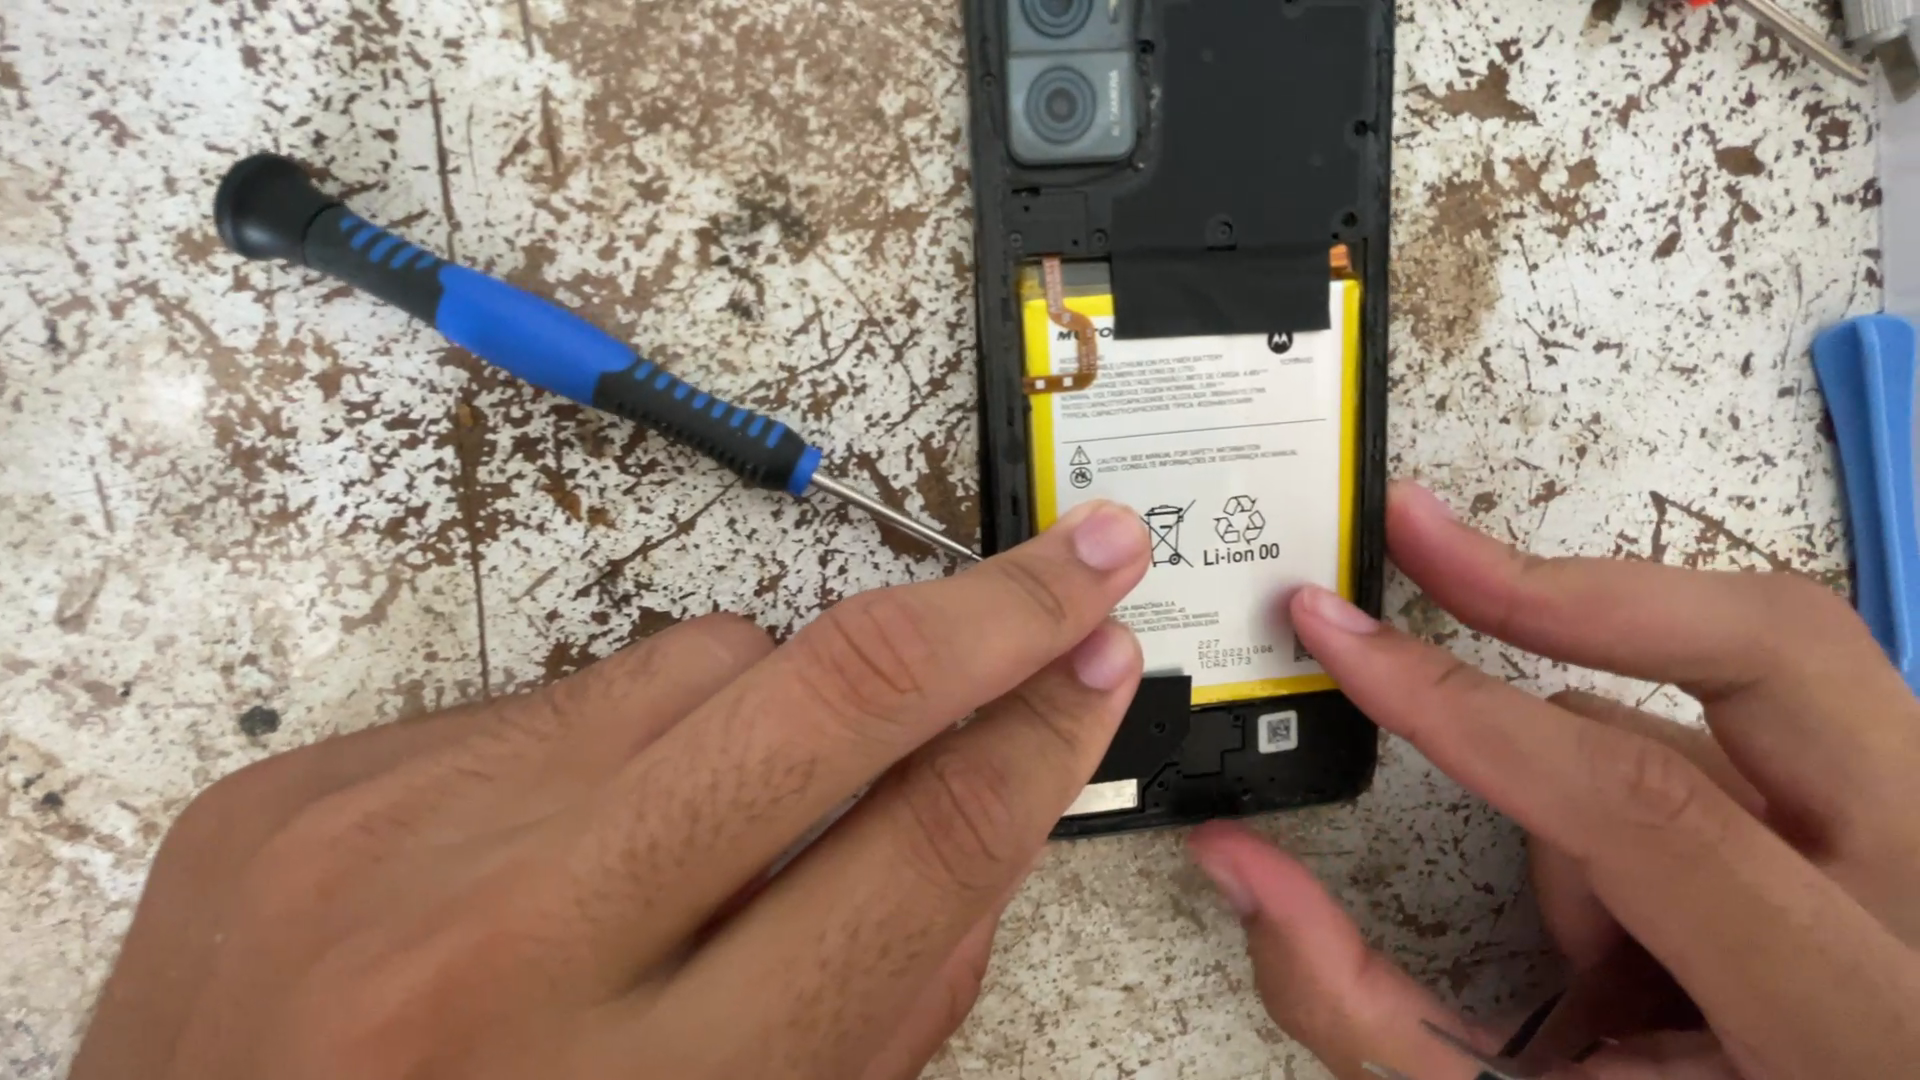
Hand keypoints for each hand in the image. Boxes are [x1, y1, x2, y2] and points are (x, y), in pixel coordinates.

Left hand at [72, 502, 1150, 1079]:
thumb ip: (888, 985)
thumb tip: (995, 791)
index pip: (921, 855)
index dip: (1040, 737)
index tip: (1108, 646)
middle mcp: (514, 947)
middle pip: (830, 701)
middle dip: (992, 611)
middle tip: (1087, 549)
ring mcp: (403, 836)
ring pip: (712, 661)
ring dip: (781, 696)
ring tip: (734, 794)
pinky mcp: (331, 781)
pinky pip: (590, 688)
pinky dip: (653, 725)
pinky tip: (598, 813)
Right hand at [1190, 482, 1919, 1078]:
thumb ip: (1350, 995)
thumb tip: (1226, 854)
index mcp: (1857, 1017)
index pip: (1635, 801)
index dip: (1453, 700)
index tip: (1327, 626)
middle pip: (1767, 645)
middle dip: (1554, 584)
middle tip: (1414, 534)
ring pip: (1733, 669)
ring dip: (1579, 723)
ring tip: (1550, 883)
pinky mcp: (1898, 800)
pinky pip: (1724, 720)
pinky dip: (1621, 765)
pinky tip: (1615, 889)